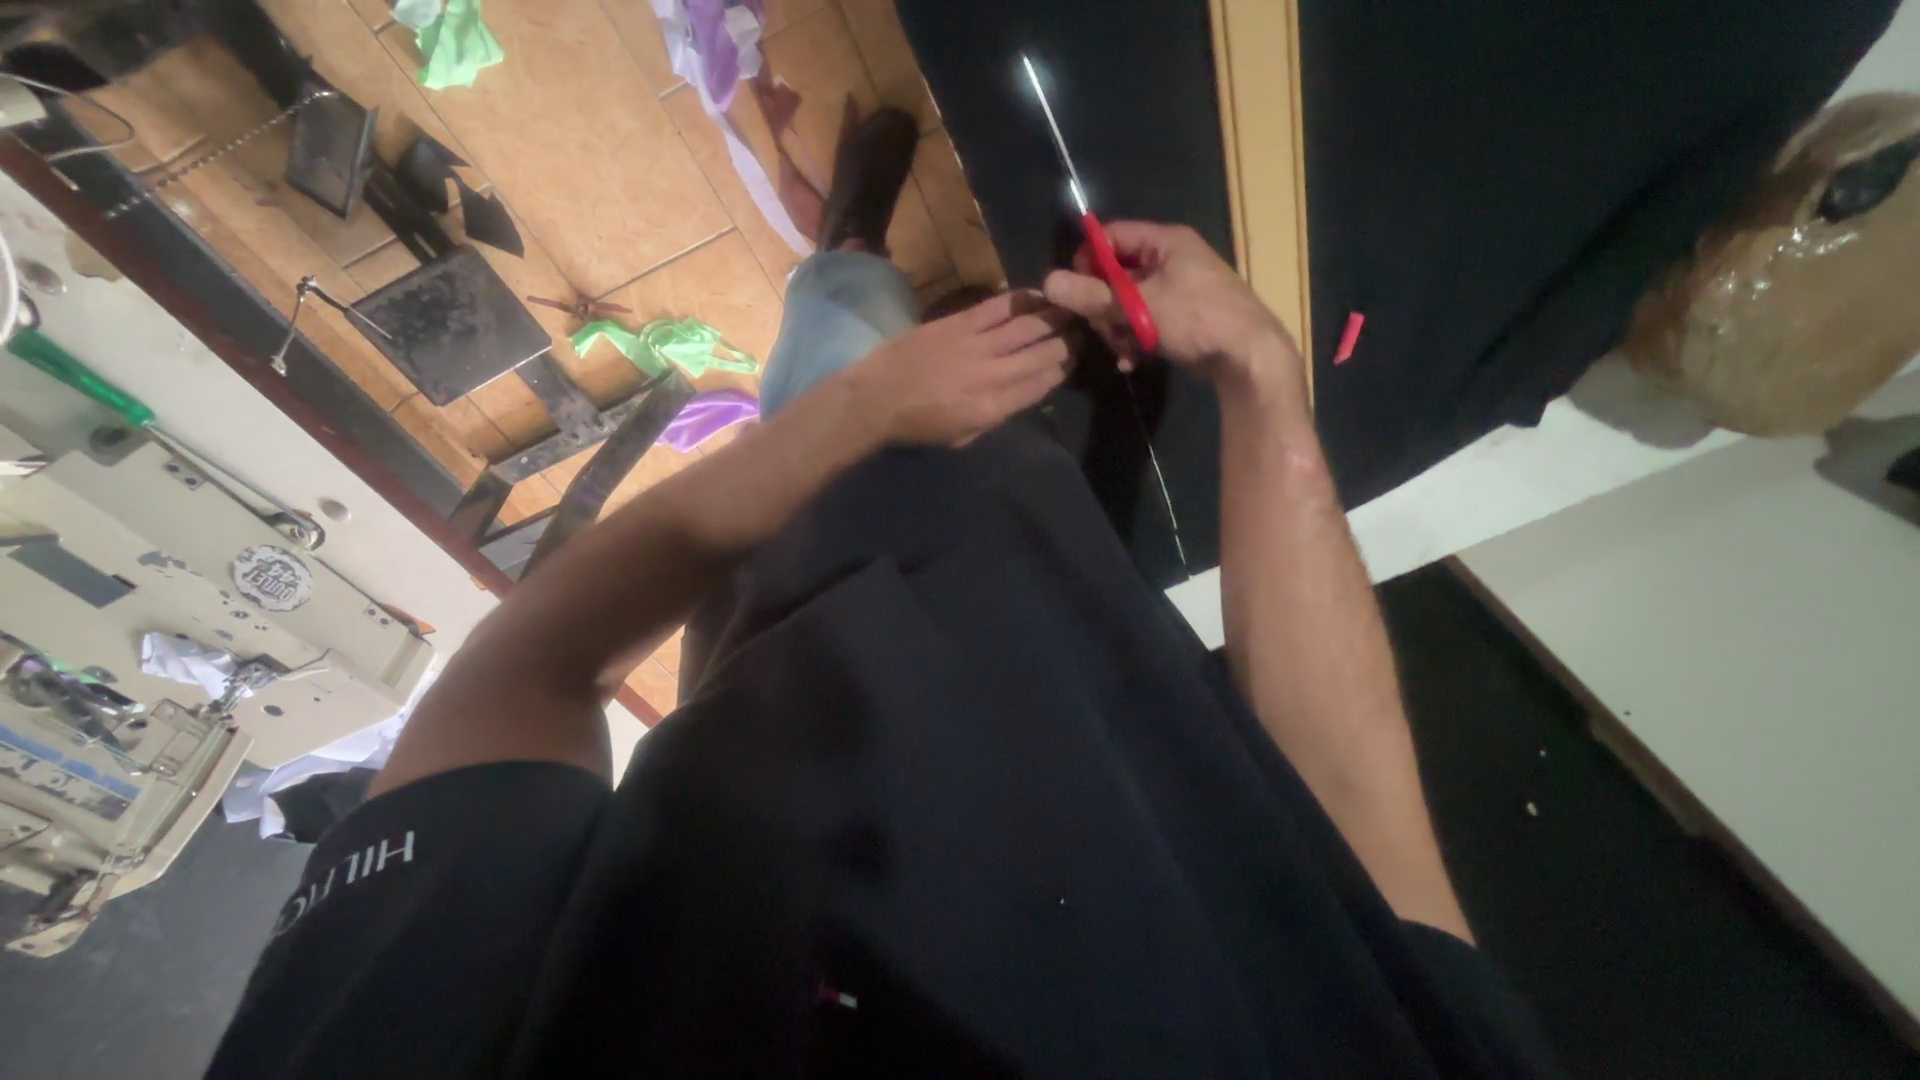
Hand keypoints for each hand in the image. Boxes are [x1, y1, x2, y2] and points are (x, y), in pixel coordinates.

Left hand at [845, 291, 1071, 445]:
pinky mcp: (958, 323)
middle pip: (1042, 352)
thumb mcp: (963, 436)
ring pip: (1027, 326)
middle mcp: (991, 375)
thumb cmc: (918, 426)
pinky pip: (998, 307)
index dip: (1064, 368)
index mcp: (993, 408)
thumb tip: (1023, 393)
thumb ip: (997, 415)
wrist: (876, 399)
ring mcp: (975, 345)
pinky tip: (1039, 295)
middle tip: (1082, 329)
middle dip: (1067, 340)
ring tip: (1070, 308)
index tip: (1077, 358)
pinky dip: (1022, 300)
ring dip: (1053, 315)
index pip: (1042, 383)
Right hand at [1043, 222, 1300, 387]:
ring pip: (1128, 303)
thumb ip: (1092, 295)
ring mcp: (1177, 289)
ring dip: (1117, 328)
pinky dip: (1134, 339)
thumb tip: (1047, 282)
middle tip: (1102, 328)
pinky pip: (1145, 321)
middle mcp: (1171, 259)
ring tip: (1121, 349)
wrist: (1248, 355)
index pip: (1111, 236)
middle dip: (1103, 305)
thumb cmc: (1196, 319)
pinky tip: (1130, 361)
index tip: (1077, 291)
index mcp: (1164, 241)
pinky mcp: (1181, 317)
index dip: (1088, 261)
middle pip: (1116, 273)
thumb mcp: (1139, 306)